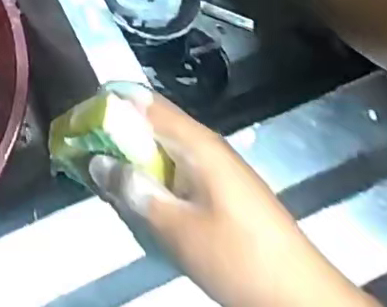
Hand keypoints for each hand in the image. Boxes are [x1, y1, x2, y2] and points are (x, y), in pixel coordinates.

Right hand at [90, 89, 375, 306]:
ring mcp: (216, 167)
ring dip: (130, 158)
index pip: (140, 99)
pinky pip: (174, 167)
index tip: (78, 122)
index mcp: (194, 142)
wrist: (309, 303)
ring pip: (159, 146)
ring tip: (106, 182)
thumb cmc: (242, 260)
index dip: (105, 103)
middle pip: (147, 120)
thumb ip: (134, 191)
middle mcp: (204, 144)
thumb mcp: (178, 230)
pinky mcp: (222, 190)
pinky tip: (142, 203)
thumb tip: (96, 161)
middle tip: (85, 155)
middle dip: (112, 133)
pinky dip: (151, 176)